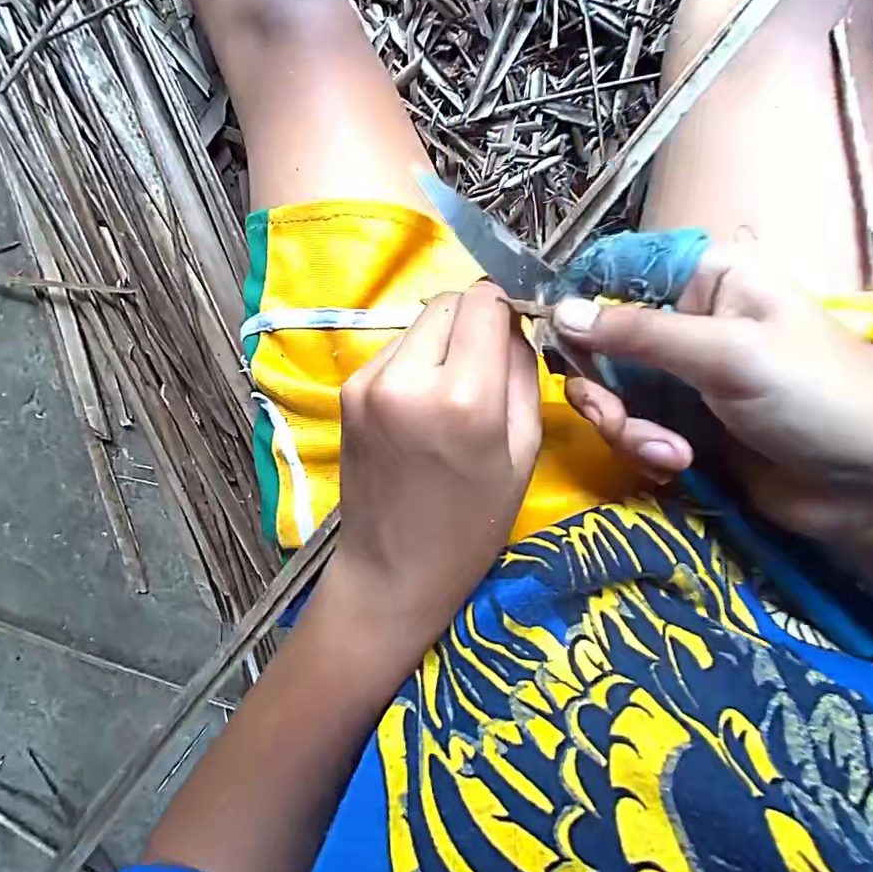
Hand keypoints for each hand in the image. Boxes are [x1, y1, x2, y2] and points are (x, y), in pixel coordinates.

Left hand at [321, 281, 542, 656]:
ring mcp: (368, 381)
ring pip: (420, 322)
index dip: (505, 308)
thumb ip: (524, 375)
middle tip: (486, 364)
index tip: (514, 333)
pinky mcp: (347, 389)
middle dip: (474, 320)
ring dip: (444, 339)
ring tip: (451, 387)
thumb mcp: (523, 452)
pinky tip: (421, 402)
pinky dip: (416, 359)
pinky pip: (395, 348)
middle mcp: (407, 377)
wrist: (392, 570)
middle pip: (448, 302)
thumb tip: (515, 325)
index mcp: (462, 397)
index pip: (484, 301)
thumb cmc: (471, 523)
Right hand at [551, 245, 872, 547]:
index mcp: (708, 281)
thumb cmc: (817, 397)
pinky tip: (678, 464)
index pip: (619, 272)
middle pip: (603, 340)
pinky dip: (646, 448)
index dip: (581, 300)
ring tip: (667, 451)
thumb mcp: (728, 353)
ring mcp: (682, 378)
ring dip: (627, 426)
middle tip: (612, 418)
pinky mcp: (682, 426)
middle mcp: (687, 323)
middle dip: (602, 386)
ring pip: (611, 391)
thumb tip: (559, 311)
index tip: (555, 336)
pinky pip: (633, 429)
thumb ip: (639, 333)